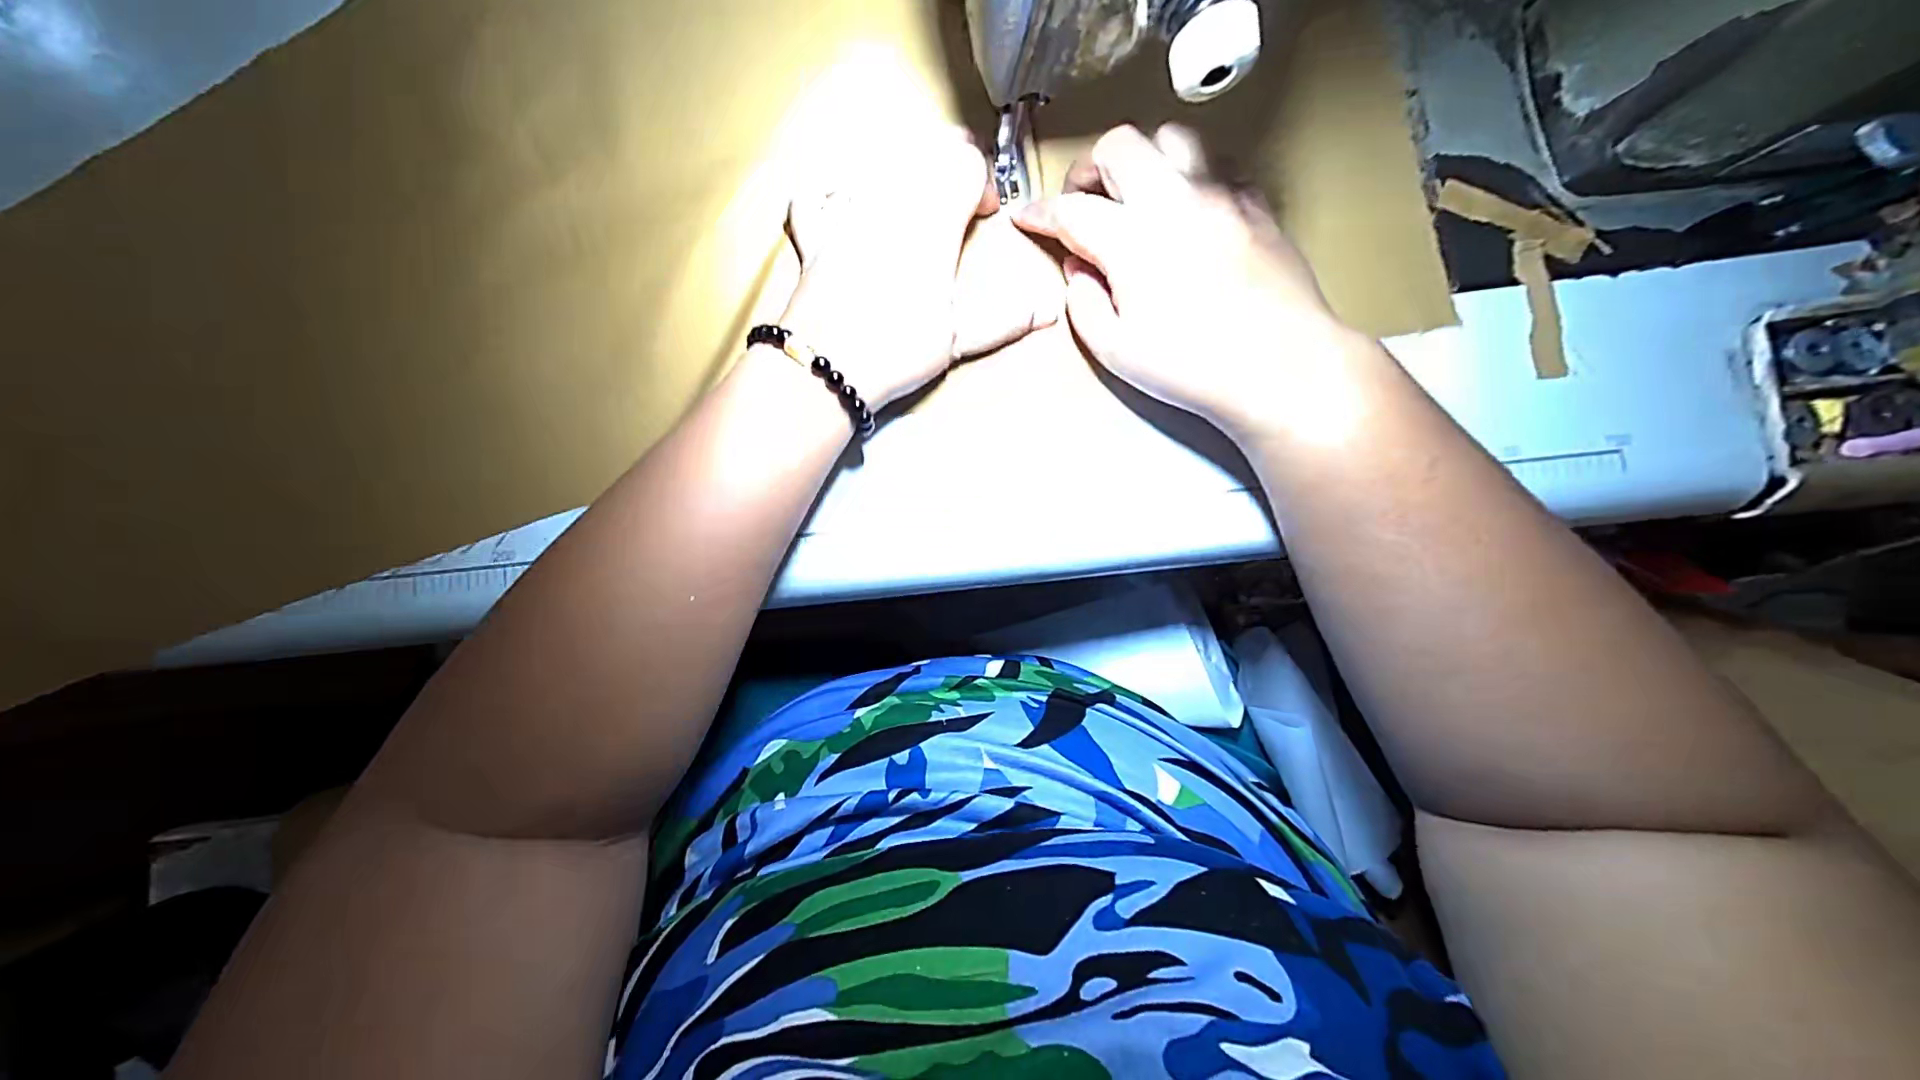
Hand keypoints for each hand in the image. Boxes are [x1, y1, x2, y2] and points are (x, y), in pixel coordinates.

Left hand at [782, 125, 1058, 411]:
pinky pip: (818, 190)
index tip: (985, 212)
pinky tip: (845, 205)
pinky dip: (834, 190)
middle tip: (956, 203)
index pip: (966, 160)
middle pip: (925, 147)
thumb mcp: (959, 335)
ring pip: (876, 159)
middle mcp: (889, 196)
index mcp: (932, 214)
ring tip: (912, 203)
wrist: (827, 366)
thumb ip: (1005, 315)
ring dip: (901, 170)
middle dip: (947, 166)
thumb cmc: (896, 348)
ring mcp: (846, 209)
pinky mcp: (814, 231)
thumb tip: (1047, 310)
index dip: (983, 180)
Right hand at [1012, 124, 1363, 440]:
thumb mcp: (1116, 350)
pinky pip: (1215, 168)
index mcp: (1130, 238)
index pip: (1070, 209)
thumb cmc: (1194, 366)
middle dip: (1089, 168)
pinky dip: (1189, 179)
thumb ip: (1085, 304)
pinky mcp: (1254, 204)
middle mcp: (1173, 199)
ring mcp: (1219, 195)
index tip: (1027, 217)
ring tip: (1135, 195)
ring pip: (1171, 139)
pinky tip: (1186, 214)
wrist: (1280, 365)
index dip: (1040, 212)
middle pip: (1119, 146)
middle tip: (1082, 201)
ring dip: (1142, 160)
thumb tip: (1081, 272)